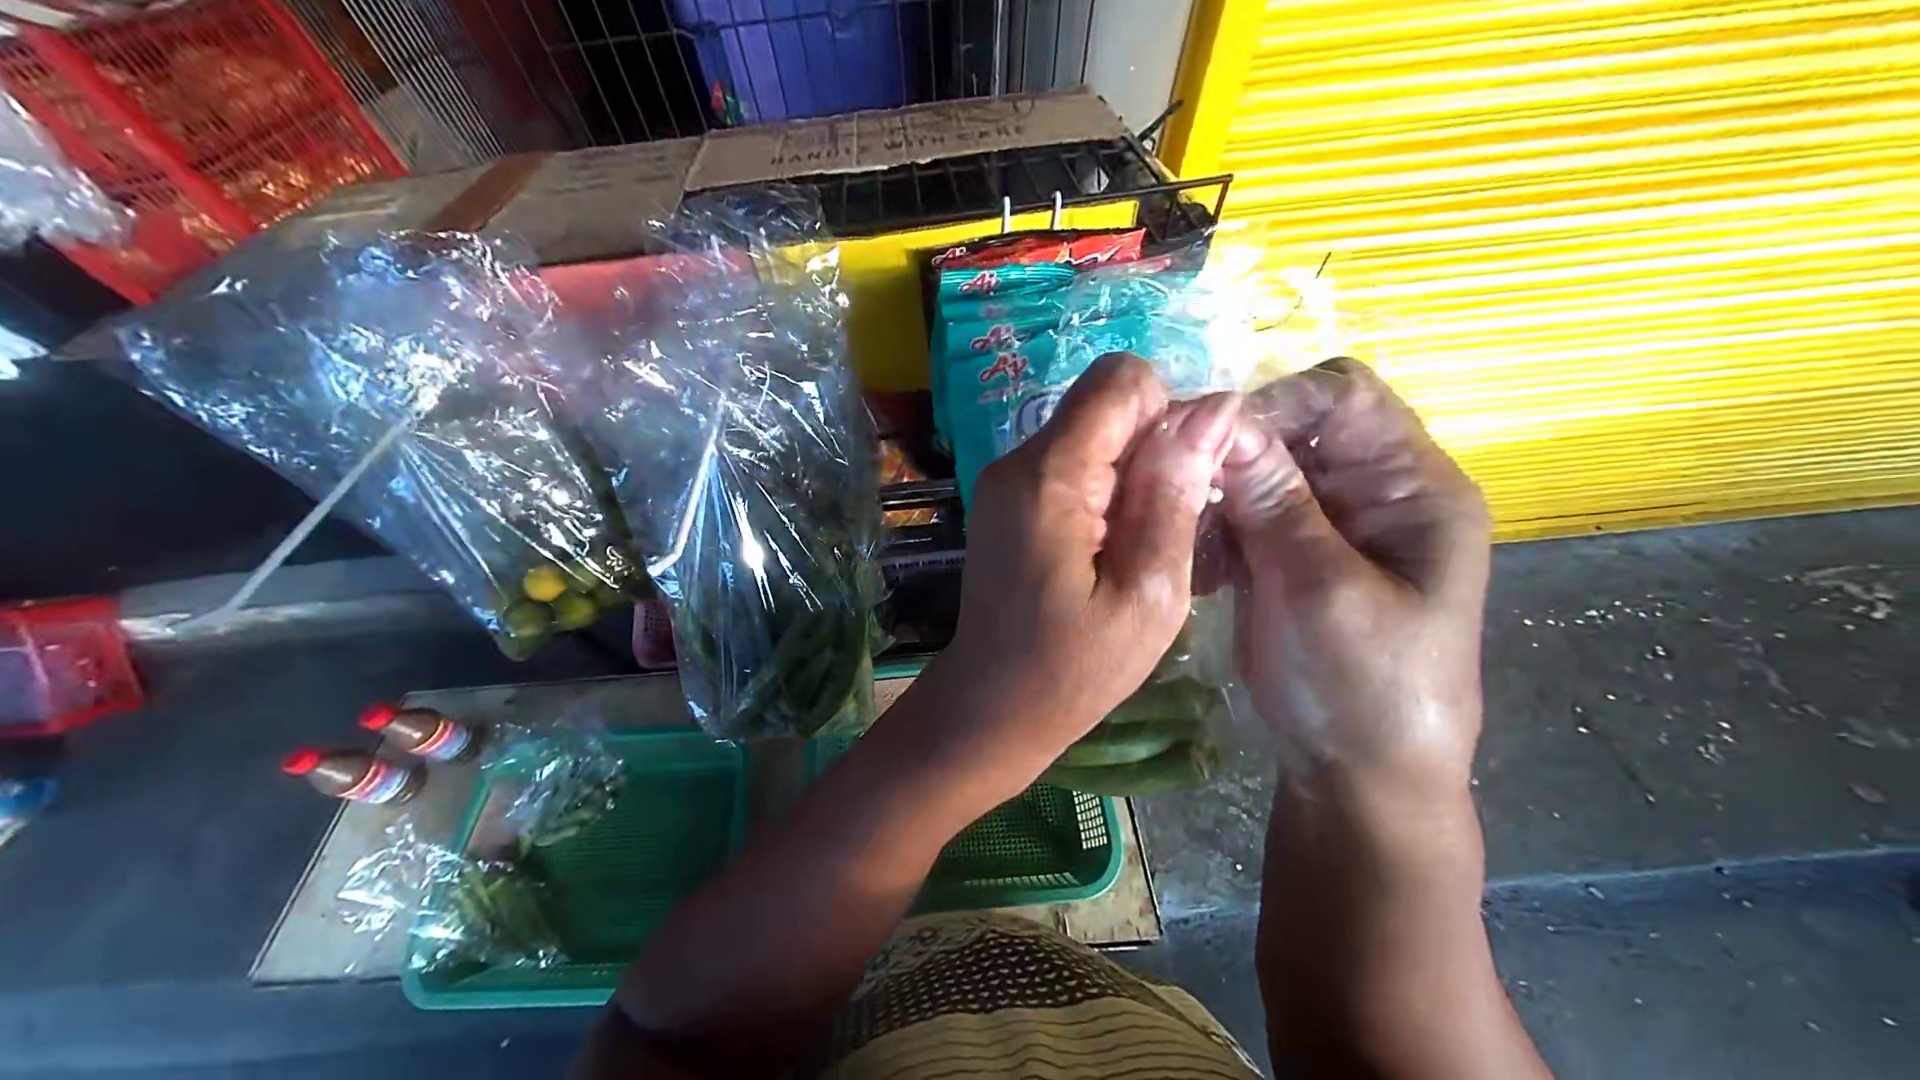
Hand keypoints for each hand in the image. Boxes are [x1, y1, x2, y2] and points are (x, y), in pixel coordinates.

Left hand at [940, 353, 1239, 766]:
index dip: (1167, 414)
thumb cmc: (1075, 667)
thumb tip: (1216, 407)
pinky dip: (1103, 489)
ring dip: (1129, 472)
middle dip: (1150, 446)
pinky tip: (1108, 547)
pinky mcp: (1006, 499)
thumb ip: (1175, 495)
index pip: (1120, 381)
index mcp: (1050, 477)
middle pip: (1104, 403)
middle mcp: (1017, 461)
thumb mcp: (1148, 593)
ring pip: (1090, 432)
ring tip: (1135, 544)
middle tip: (1161, 525)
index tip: (1179, 481)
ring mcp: (1005, 478)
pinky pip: (1069, 463)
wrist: (992, 705)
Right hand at [1218, 357, 1490, 793]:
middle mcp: (1373, 492)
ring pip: (1257, 472)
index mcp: (1413, 486)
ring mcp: (1327, 524)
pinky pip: (1242, 514)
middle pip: (1295, 431)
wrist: (1356, 774)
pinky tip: (1203, 572)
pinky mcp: (1289, 553)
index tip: (1203, 439)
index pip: (1344, 398)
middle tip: (1177, 487)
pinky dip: (1214, 532)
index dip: (1272, 404)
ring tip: (1192, 548)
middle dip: (1233, 455)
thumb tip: (1218, 416)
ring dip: (1216, 499)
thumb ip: (1273, 500)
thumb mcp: (1318, 589)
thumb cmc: (1362, 685)